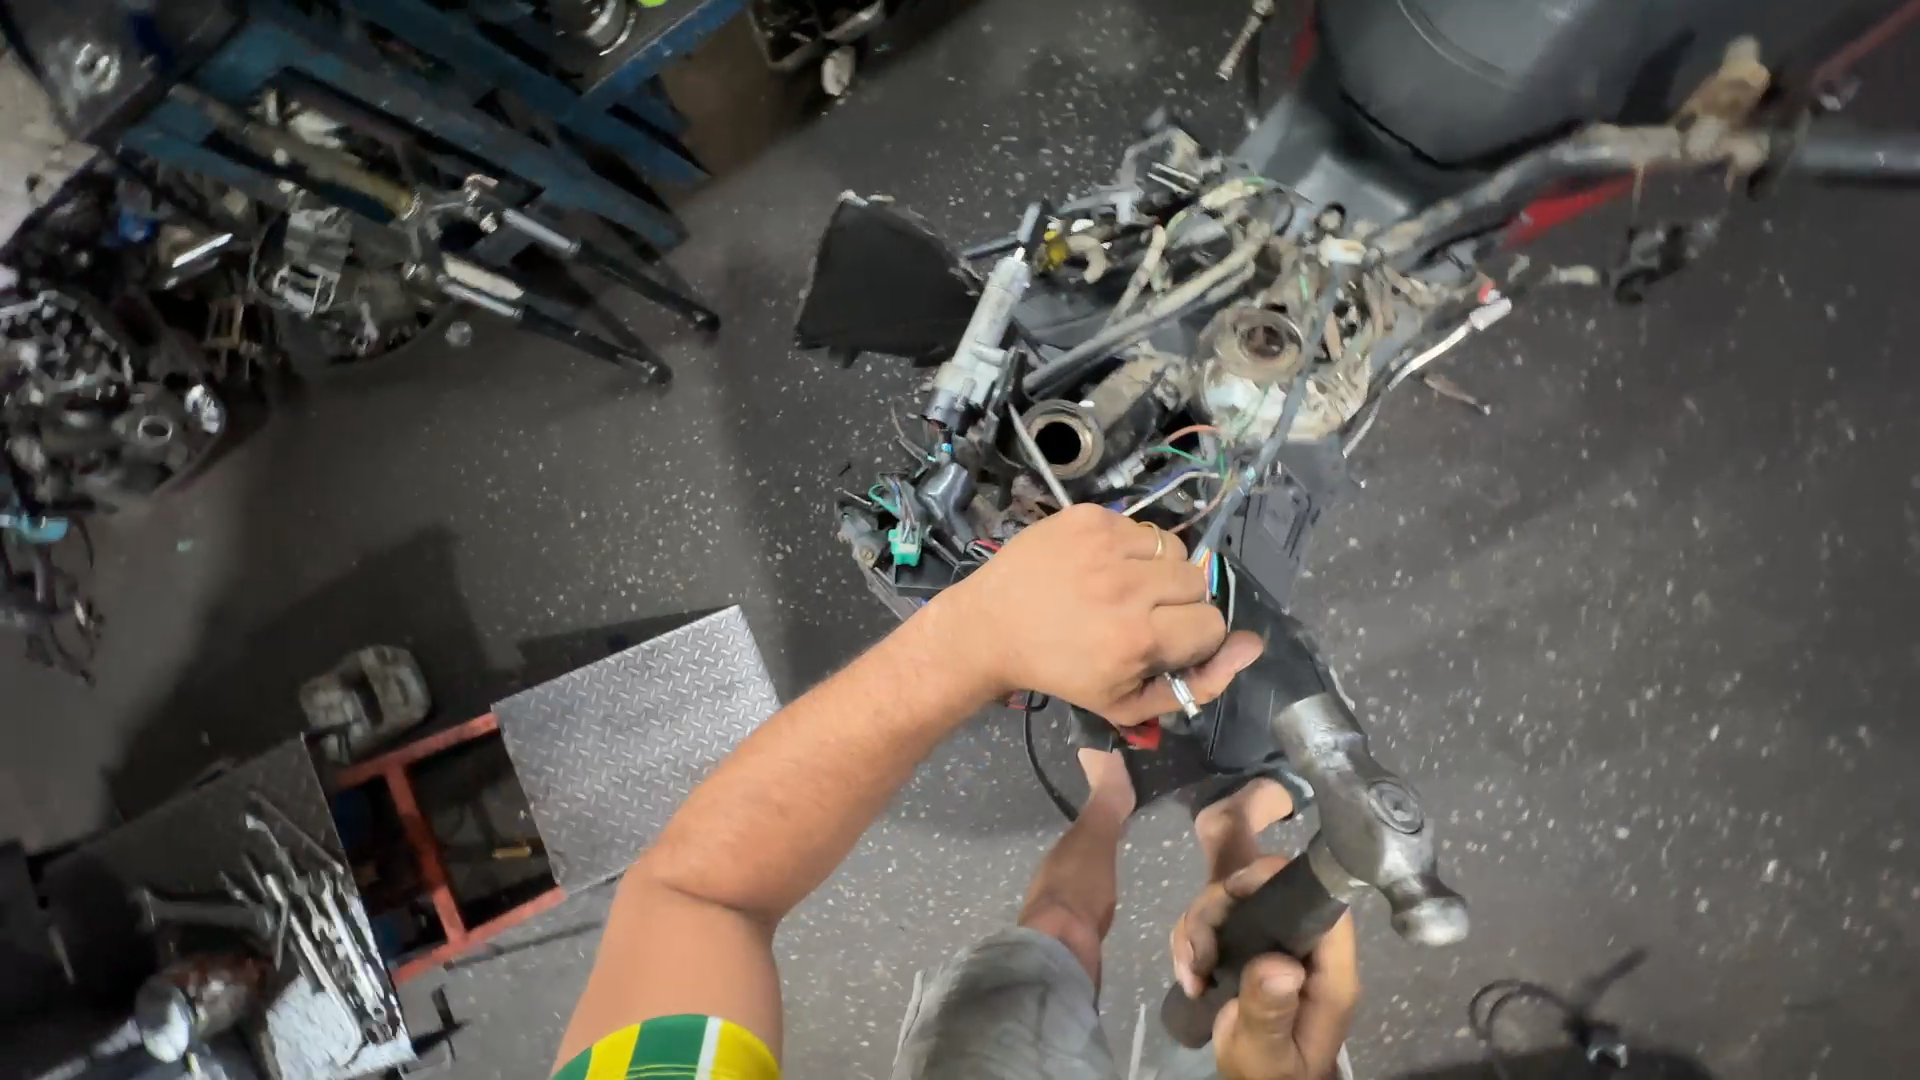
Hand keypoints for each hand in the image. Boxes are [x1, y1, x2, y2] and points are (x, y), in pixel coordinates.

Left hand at [927, 505, 1263, 724]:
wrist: (990, 626)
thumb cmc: (1059, 671)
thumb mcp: (1125, 702)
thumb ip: (1197, 685)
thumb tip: (1252, 646)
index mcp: (1137, 638)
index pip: (1213, 624)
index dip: (1192, 635)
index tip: (1164, 639)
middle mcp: (1126, 586)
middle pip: (1198, 582)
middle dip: (1177, 601)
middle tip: (1139, 612)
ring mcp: (1104, 544)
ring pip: (1173, 548)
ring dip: (1157, 570)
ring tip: (1121, 585)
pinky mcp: (1086, 516)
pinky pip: (1139, 526)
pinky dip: (1128, 546)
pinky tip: (1097, 564)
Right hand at [1171, 856, 1359, 1079]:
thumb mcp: (1265, 1056)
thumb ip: (1269, 1012)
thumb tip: (1282, 965)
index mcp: (1327, 975)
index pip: (1323, 904)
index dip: (1282, 880)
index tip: (1235, 889)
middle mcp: (1304, 951)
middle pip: (1263, 891)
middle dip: (1217, 910)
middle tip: (1197, 954)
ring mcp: (1274, 946)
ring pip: (1231, 902)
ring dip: (1198, 928)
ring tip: (1191, 973)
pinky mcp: (1248, 949)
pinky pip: (1213, 921)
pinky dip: (1192, 940)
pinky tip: (1190, 975)